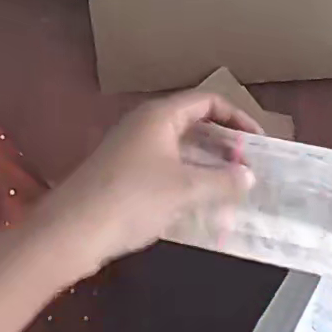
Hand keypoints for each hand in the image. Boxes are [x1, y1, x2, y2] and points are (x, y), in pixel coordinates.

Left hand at [30, 91, 259, 273]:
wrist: (73, 229)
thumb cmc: (133, 199)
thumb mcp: (185, 189)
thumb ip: (222, 181)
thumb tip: (248, 176)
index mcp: (160, 115)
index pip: (207, 101)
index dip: (237, 117)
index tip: (258, 142)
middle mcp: (145, 125)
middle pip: (194, 124)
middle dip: (224, 144)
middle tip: (248, 168)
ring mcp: (132, 149)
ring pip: (180, 149)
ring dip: (207, 166)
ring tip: (232, 189)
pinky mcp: (124, 174)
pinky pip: (165, 169)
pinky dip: (187, 181)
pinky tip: (201, 205)